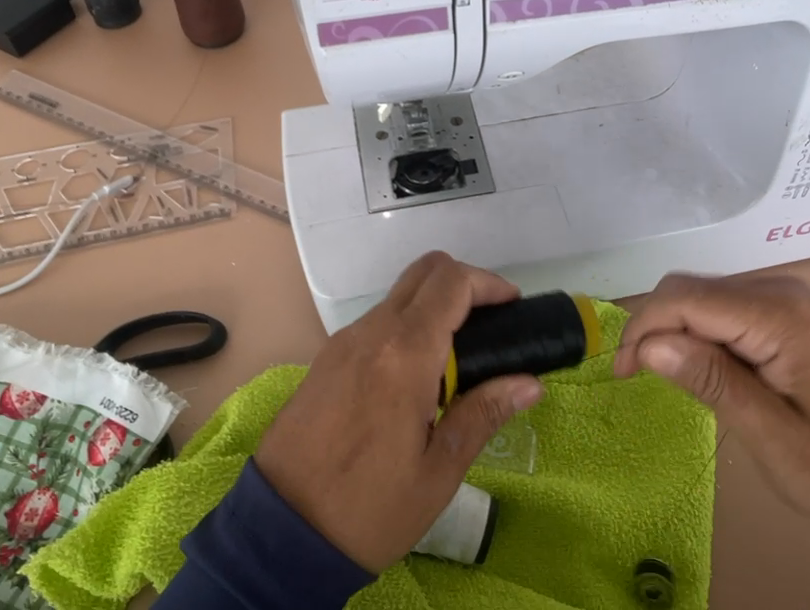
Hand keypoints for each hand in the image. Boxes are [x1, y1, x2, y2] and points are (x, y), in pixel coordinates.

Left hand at [256, 252, 542, 571]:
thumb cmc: (368, 508)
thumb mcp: (438, 470)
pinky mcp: (325, 361)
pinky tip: (418, 376)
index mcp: (404, 354)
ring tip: (459, 359)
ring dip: (433, 306)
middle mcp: (371, 334)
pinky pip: (375, 324)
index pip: (452, 282)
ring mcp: (342, 344)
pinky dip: (406, 327)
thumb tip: (530, 382)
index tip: (513, 306)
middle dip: (464, 283)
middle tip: (490, 323)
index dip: (489, 283)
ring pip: (398, 296)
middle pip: (424, 271)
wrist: (278, 536)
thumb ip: (484, 413)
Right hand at [615, 273, 809, 532]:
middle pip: (694, 289)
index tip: (622, 373)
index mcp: (784, 319)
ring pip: (708, 295)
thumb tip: (652, 344)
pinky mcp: (793, 313)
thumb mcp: (774, 438)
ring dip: (678, 329)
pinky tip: (703, 367)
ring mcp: (791, 299)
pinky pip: (730, 307)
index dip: (644, 327)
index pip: (689, 298)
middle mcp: (785, 293)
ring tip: (670, 378)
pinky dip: (703, 331)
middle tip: (639, 378)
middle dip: (656, 326)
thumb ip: (713, 382)